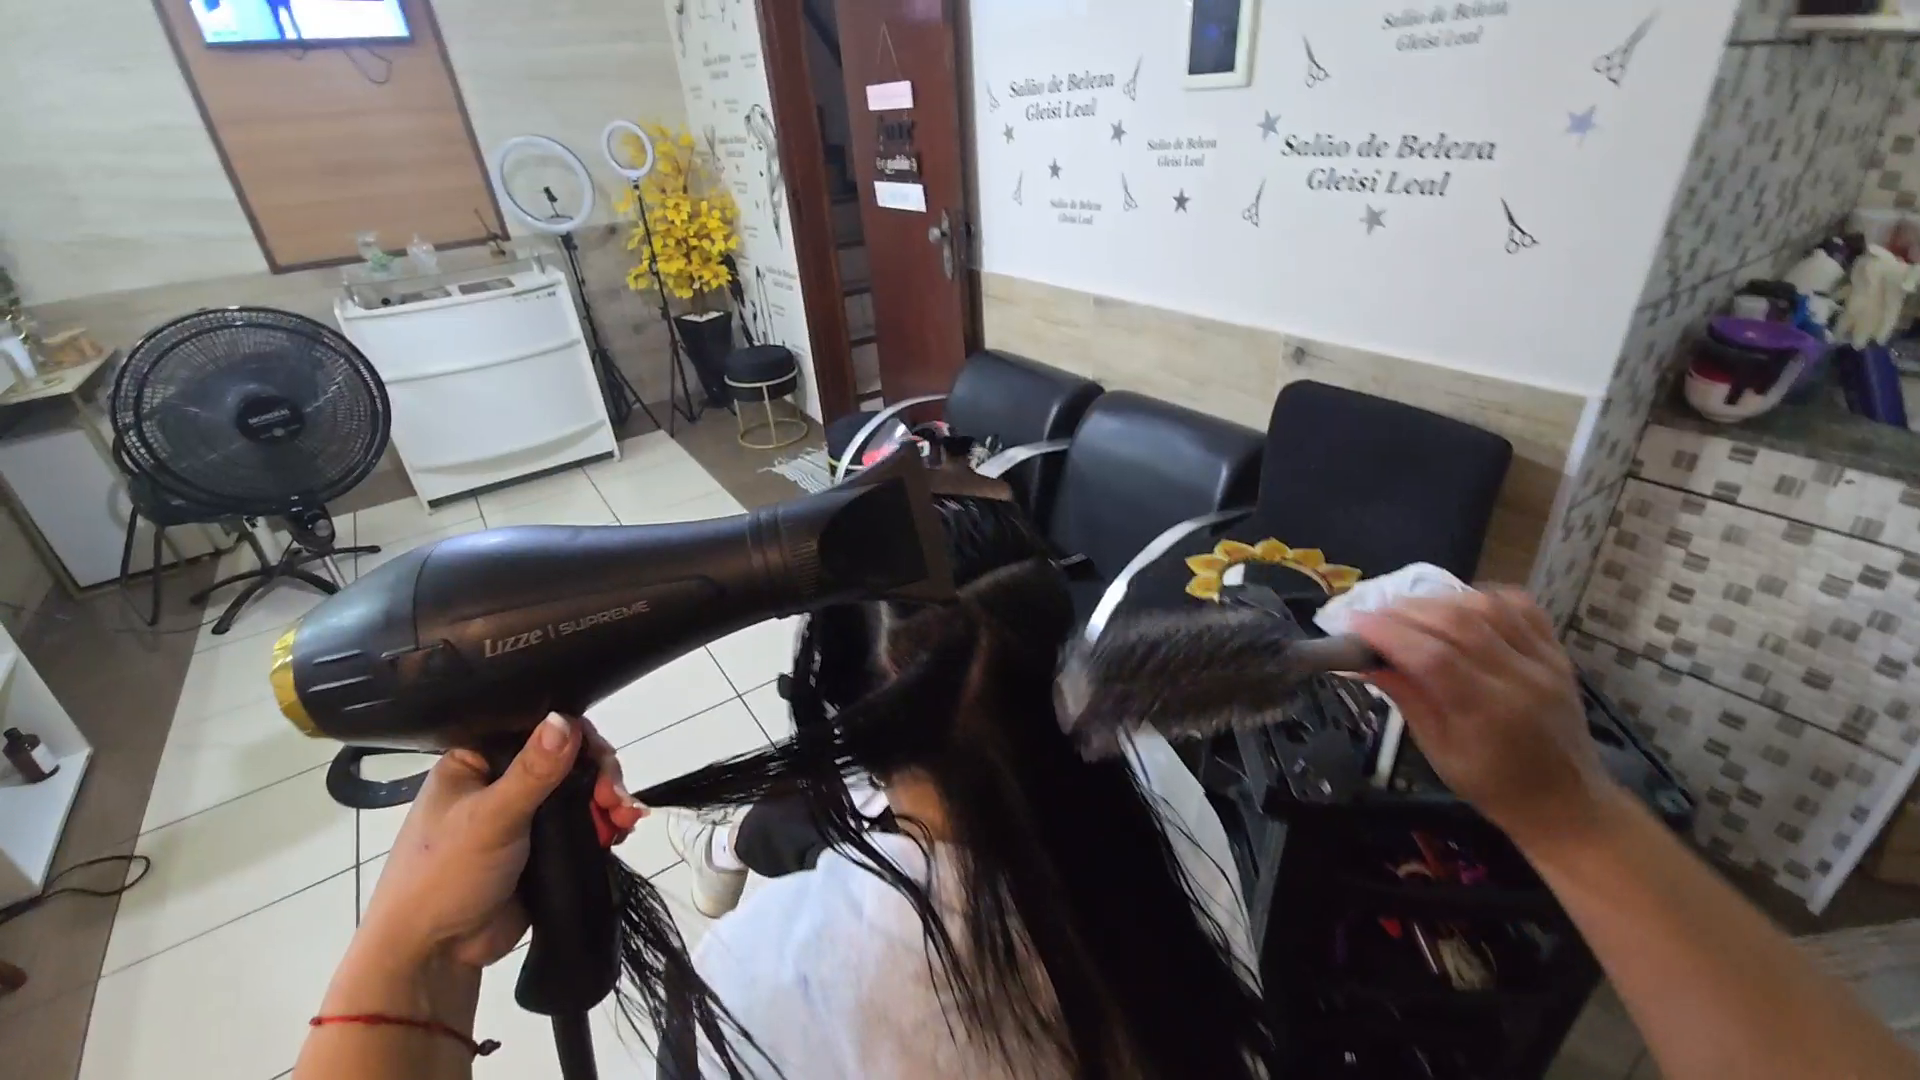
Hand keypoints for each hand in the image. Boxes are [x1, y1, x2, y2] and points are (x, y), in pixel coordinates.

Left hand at [359, 714, 647, 972]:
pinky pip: (586, 821)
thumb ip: (532, 771)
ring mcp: (526, 814)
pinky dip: (607, 823)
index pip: (539, 730)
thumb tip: (565, 719)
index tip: (602, 761)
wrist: (434, 957)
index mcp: (478, 762)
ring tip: (626, 821)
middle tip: (616, 801)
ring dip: (611, 801)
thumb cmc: (442, 878)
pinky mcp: (545, 844)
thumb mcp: (488, 819)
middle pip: (570, 760)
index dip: (578, 739)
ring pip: (583, 791)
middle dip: (602, 777)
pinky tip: (621, 831)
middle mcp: (504, 781)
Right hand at [1350, 589, 1616, 852]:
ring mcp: (1544, 661)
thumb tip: (1360, 661)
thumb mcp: (1436, 749)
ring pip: (1486, 607)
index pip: (1431, 656)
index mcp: (1486, 712)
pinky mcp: (1557, 653)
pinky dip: (1482, 598)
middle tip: (1373, 616)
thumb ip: (1405, 696)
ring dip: (1438, 600)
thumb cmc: (1492, 785)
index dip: (1387, 633)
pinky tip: (1457, 607)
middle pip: (1456, 623)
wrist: (1565, 802)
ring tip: (1409, 611)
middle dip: (1404, 611)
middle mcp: (1520, 678)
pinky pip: (1521, 606)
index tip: (1353, 623)